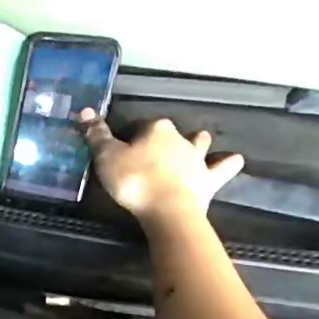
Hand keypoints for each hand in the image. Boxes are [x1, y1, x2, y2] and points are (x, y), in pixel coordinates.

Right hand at [79, 113, 244, 227]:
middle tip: (151, 151)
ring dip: (198, 142)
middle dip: (164, 138)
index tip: (122, 149)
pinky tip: (234, 160)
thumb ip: (97, 135)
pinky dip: (227, 163)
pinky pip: (224, 167)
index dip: (130, 136)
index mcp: (155, 129)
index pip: (140, 126)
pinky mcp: (210, 179)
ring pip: (200, 143)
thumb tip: (85, 109)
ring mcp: (198, 158)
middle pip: (170, 133)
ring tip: (194, 145)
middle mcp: (180, 138)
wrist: (167, 209)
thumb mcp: (106, 157)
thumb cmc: (134, 180)